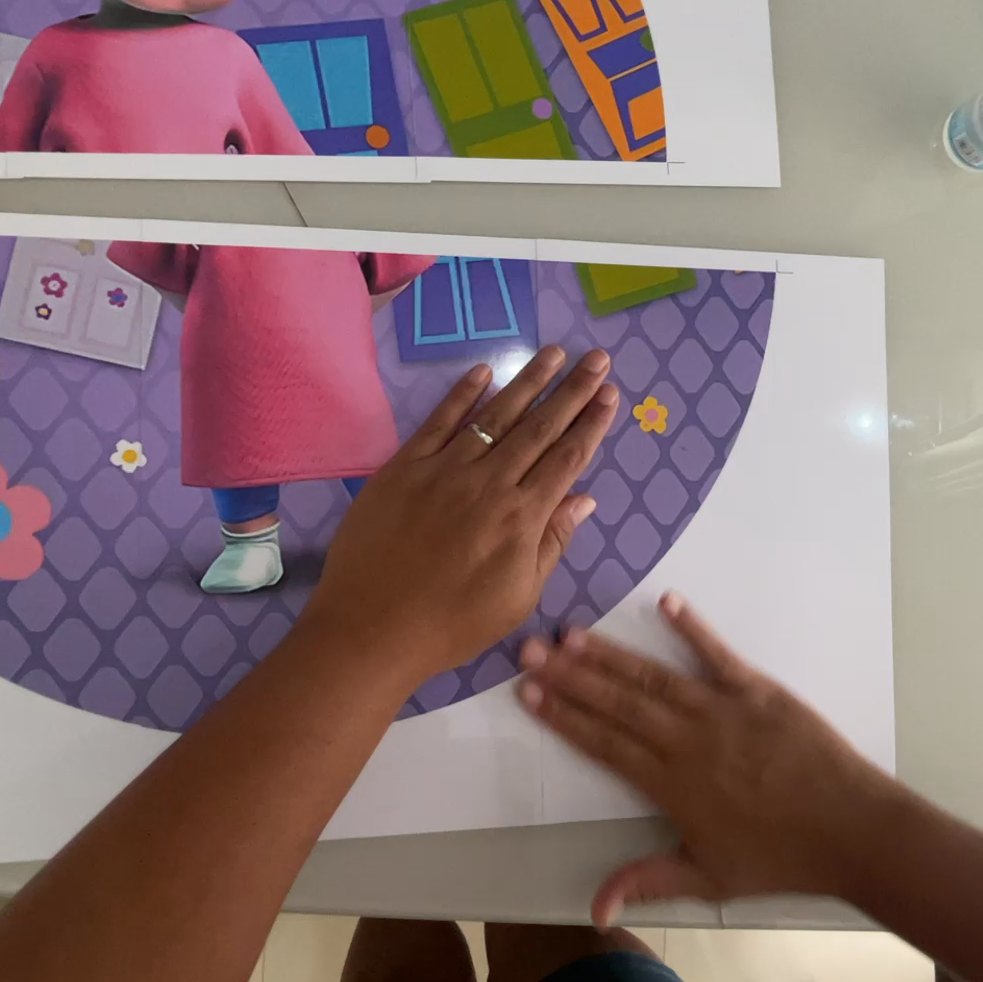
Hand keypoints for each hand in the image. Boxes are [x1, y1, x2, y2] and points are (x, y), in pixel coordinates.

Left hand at [305, 347, 620, 682]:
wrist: (373, 628)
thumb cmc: (453, 623)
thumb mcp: (518, 597)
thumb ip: (552, 543)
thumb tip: (585, 498)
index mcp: (522, 517)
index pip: (567, 459)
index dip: (591, 425)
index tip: (610, 395)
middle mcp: (490, 483)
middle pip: (539, 428)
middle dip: (572, 391)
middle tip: (596, 359)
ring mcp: (445, 469)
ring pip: (495, 416)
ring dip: (528, 382)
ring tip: (554, 353)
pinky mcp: (405, 467)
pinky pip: (439, 422)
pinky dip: (462, 394)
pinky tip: (484, 371)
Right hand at [518, 593, 909, 925]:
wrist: (855, 833)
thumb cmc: (780, 857)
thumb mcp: (710, 879)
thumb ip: (648, 880)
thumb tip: (594, 909)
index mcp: (671, 784)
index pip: (603, 743)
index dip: (563, 716)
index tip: (528, 692)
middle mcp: (687, 740)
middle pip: (617, 703)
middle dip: (569, 676)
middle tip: (530, 649)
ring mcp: (721, 709)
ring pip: (653, 677)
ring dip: (610, 655)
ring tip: (572, 634)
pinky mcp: (756, 690)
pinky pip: (719, 655)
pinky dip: (694, 628)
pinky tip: (667, 602)